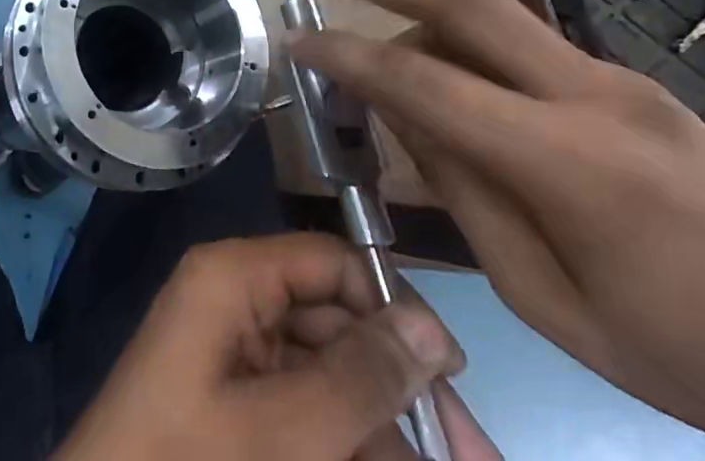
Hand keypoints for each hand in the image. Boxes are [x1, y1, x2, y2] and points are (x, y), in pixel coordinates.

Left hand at [55, 233, 499, 460]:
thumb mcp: (287, 429)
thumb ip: (363, 376)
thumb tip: (431, 329)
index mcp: (235, 278)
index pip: (332, 263)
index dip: (393, 307)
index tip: (449, 371)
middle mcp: (236, 304)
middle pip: (337, 324)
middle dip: (402, 387)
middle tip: (471, 451)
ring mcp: (234, 357)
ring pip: (329, 375)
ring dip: (385, 425)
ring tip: (452, 457)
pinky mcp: (233, 405)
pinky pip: (305, 409)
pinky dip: (349, 438)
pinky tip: (393, 457)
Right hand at [291, 0, 704, 460]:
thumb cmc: (683, 356)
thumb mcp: (544, 299)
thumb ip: (466, 196)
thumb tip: (407, 121)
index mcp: (571, 164)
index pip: (428, 83)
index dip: (349, 56)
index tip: (297, 41)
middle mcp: (596, 94)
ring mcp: (622, 80)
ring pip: (497, 20)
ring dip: (423, 18)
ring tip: (375, 55)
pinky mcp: (635, 85)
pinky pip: (529, 52)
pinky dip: (469, 53)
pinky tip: (453, 92)